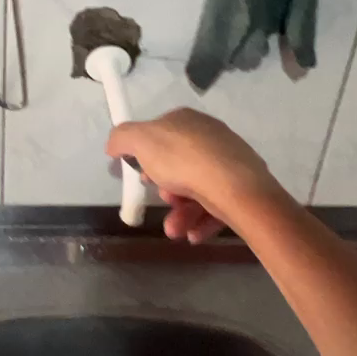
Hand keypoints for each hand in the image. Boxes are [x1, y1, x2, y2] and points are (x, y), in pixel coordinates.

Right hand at [106, 108, 291, 243]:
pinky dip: (200, 221)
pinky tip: (193, 235)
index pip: (158, 135)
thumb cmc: (184, 160)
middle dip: (164, 190)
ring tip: (176, 230)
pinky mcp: (242, 187)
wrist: (237, 189)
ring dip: (179, 214)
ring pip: (194, 190)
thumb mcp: (140, 140)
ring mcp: (228, 161)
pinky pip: (214, 205)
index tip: (141, 177)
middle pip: (176, 166)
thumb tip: (114, 145)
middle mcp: (208, 136)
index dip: (145, 156)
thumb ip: (121, 138)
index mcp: (186, 120)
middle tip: (162, 201)